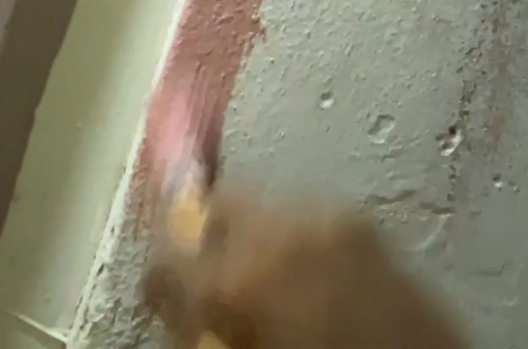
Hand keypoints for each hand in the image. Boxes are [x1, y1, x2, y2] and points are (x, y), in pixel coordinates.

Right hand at [141, 186, 466, 348]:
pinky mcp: (367, 220)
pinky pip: (310, 218)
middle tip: (209, 272)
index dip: (160, 272)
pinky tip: (314, 277)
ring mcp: (330, 216)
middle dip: (206, 231)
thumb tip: (181, 306)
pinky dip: (300, 240)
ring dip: (258, 235)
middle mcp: (284, 230)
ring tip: (272, 279)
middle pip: (219, 202)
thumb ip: (206, 326)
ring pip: (267, 207)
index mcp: (245, 281)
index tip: (162, 286)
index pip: (168, 255)